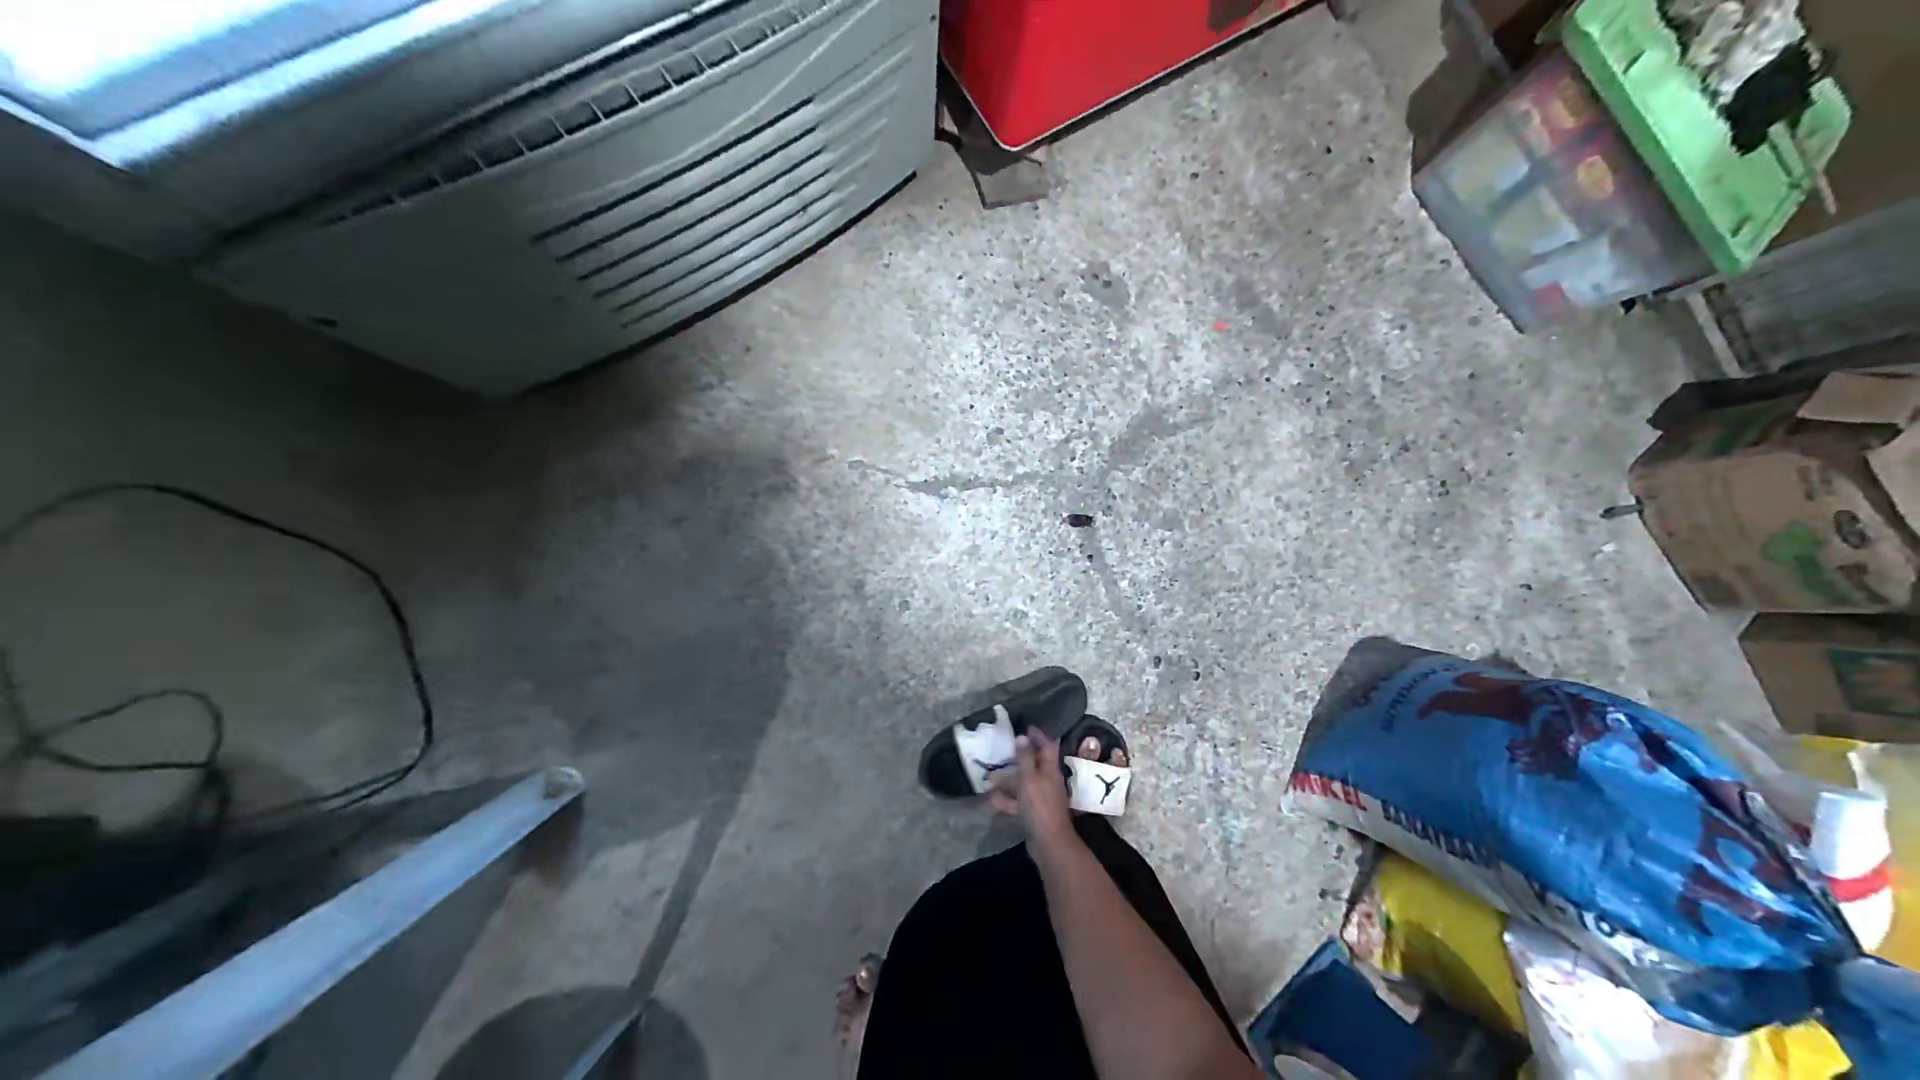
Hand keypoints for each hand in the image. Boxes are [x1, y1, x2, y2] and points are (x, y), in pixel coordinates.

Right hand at [989, 730, 1074, 845]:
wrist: (1049, 843)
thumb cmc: (1039, 806)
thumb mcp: (1029, 778)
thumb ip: (1025, 758)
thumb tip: (1023, 736)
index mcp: (1051, 770)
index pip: (1048, 745)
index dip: (1038, 735)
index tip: (1026, 727)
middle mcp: (1049, 781)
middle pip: (1035, 764)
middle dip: (1020, 758)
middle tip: (1004, 751)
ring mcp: (1043, 798)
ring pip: (1025, 783)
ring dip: (1010, 780)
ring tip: (992, 778)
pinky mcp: (1036, 813)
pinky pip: (1020, 801)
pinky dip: (1008, 800)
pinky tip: (994, 800)